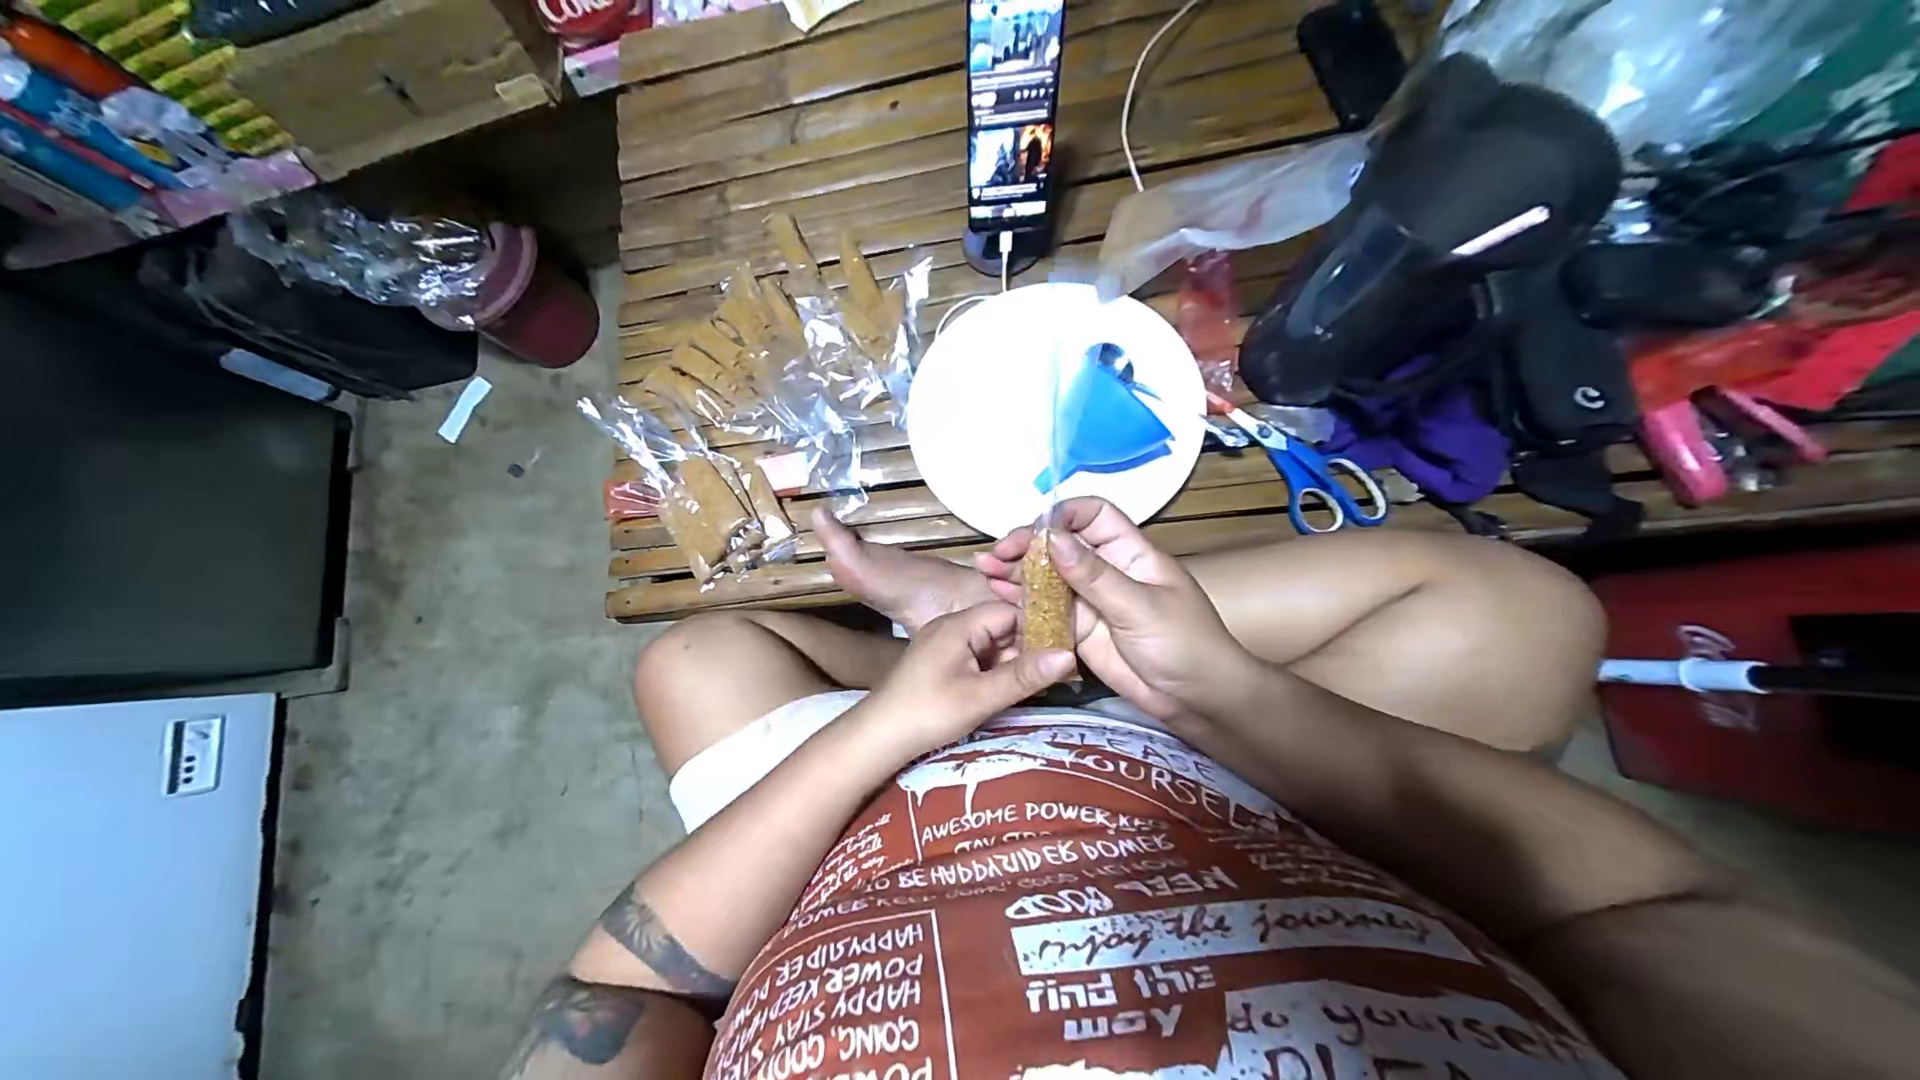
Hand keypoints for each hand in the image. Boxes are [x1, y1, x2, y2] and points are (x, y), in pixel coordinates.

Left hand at [857, 601, 1075, 754]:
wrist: (878, 737)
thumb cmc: (929, 712)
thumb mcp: (981, 697)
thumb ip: (1024, 675)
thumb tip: (1069, 654)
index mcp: (960, 623)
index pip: (1011, 610)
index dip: (1039, 625)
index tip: (1067, 646)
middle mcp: (953, 625)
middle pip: (1003, 626)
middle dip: (1030, 647)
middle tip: (1061, 671)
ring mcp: (946, 644)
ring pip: (993, 644)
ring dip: (1015, 662)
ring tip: (1044, 683)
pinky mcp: (942, 662)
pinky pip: (979, 657)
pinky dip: (997, 671)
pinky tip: (1012, 689)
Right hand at [976, 498, 1251, 722]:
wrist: (1198, 701)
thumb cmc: (1186, 645)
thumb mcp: (1140, 607)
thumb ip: (1094, 576)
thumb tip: (1053, 539)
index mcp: (1130, 553)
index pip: (1094, 516)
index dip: (1064, 516)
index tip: (1034, 529)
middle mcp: (1107, 571)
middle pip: (1062, 546)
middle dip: (1029, 545)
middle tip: (998, 553)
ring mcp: (1091, 602)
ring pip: (1048, 578)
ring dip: (1018, 572)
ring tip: (986, 571)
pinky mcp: (1079, 630)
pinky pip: (1047, 612)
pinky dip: (1023, 604)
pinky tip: (1000, 597)